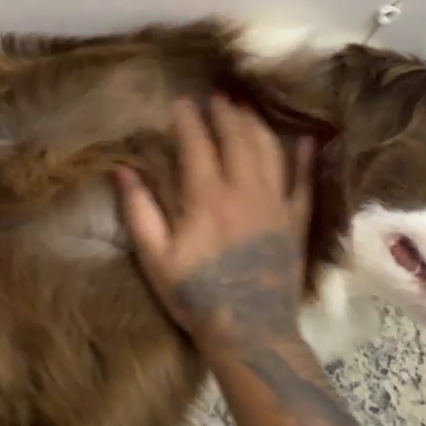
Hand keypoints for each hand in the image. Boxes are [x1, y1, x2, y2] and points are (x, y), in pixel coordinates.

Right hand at [112, 96, 314, 350]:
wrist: (249, 331)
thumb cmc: (194, 296)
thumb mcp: (155, 258)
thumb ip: (138, 211)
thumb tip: (121, 170)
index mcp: (206, 198)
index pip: (197, 144)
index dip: (188, 119)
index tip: (180, 100)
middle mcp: (245, 191)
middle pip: (237, 138)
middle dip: (225, 112)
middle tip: (216, 94)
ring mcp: (276, 204)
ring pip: (270, 150)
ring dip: (257, 124)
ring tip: (246, 108)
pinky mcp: (296, 222)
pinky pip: (304, 181)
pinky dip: (304, 157)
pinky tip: (303, 139)